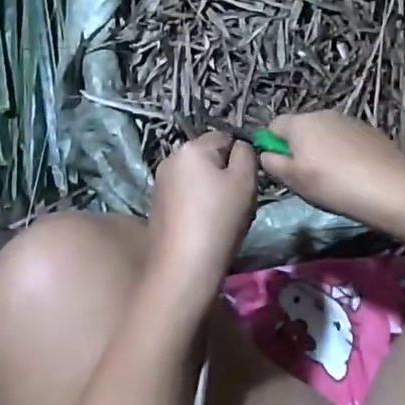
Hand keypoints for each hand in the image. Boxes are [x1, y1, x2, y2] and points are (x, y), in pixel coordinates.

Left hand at [144, 132, 258, 305]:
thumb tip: (239, 147)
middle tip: (237, 202)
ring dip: (213, 191)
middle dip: (225, 175)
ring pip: (199, 178)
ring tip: (221, 218)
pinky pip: (186, 196)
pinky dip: (199, 206)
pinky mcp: (158, 205)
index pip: (225, 138)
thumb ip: (246, 154)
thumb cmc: (219, 219)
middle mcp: (170, 159)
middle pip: (210, 158)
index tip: (246, 184)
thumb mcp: (245, 181)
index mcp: (191, 147)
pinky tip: (205, 227)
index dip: (240, 158)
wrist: (184, 265)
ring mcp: (161, 183)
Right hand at [260, 111, 404, 227]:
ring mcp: (350, 121)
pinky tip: (353, 175)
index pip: (274, 125)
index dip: (272, 145)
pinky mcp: (370, 132)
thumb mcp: (294, 179)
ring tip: (332, 180)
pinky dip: (343, 154)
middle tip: (306, 178)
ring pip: (324, 134)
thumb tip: (266, 154)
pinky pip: (345, 140)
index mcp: (301, 122)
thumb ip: (272, 163)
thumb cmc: (333, 184)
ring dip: (322, 152)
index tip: (282, 168)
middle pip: (301, 129)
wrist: (391, 188)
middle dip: (298, 149)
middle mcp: (324, 114)